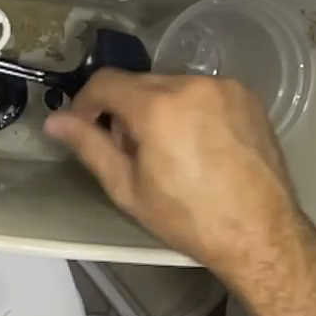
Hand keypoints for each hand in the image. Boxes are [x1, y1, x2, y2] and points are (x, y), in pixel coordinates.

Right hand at [44, 70, 304, 272]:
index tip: (84, 129)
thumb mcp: (128, 188)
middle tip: (129, 153)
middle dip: (124, 111)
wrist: (262, 234)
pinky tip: (196, 146)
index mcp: (158, 106)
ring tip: (166, 152)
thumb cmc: (189, 219)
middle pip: (138, 83)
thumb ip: (89, 146)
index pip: (105, 82)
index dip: (85, 103)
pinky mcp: (246, 96)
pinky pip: (201, 92)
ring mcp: (223, 87)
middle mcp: (191, 84)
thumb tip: (53, 121)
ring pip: (170, 86)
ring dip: (156, 109)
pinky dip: (188, 109)